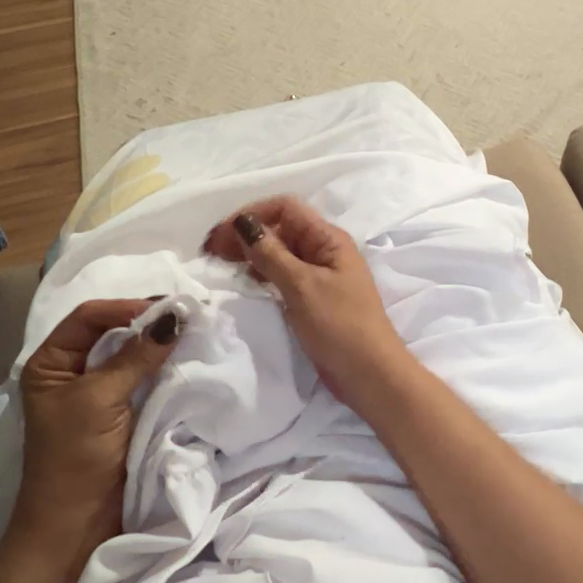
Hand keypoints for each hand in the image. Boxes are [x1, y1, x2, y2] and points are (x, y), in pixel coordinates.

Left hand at [9, 299, 179, 547]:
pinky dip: (164, 365)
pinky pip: (145, 376)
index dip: (127, 307)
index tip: (167, 309)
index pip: (90, 317)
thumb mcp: (100, 399)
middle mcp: (73, 371)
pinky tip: (186, 358)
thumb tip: (176, 317)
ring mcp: (100, 392)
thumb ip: (137, 356)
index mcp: (51, 363)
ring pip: (132, 353)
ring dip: (159, 342)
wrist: (77, 524)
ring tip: (193, 330)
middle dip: (147, 321)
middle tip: (188, 314)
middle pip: (113, 330)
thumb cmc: (75, 457)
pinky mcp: (124, 410)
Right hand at [202, 197, 411, 401]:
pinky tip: (247, 284)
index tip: (221, 236)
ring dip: (252, 254)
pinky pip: (284, 275)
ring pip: (281, 252)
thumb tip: (243, 223)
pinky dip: (263, 274)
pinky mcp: (314, 298)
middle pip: (281, 228)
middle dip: (247, 234)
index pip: (286, 208)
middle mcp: (325, 251)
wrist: (369, 373)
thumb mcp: (302, 286)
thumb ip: (271, 254)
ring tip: (223, 267)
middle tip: (213, 254)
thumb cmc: (339, 325)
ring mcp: (320, 275)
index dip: (252, 214)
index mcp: (329, 239)